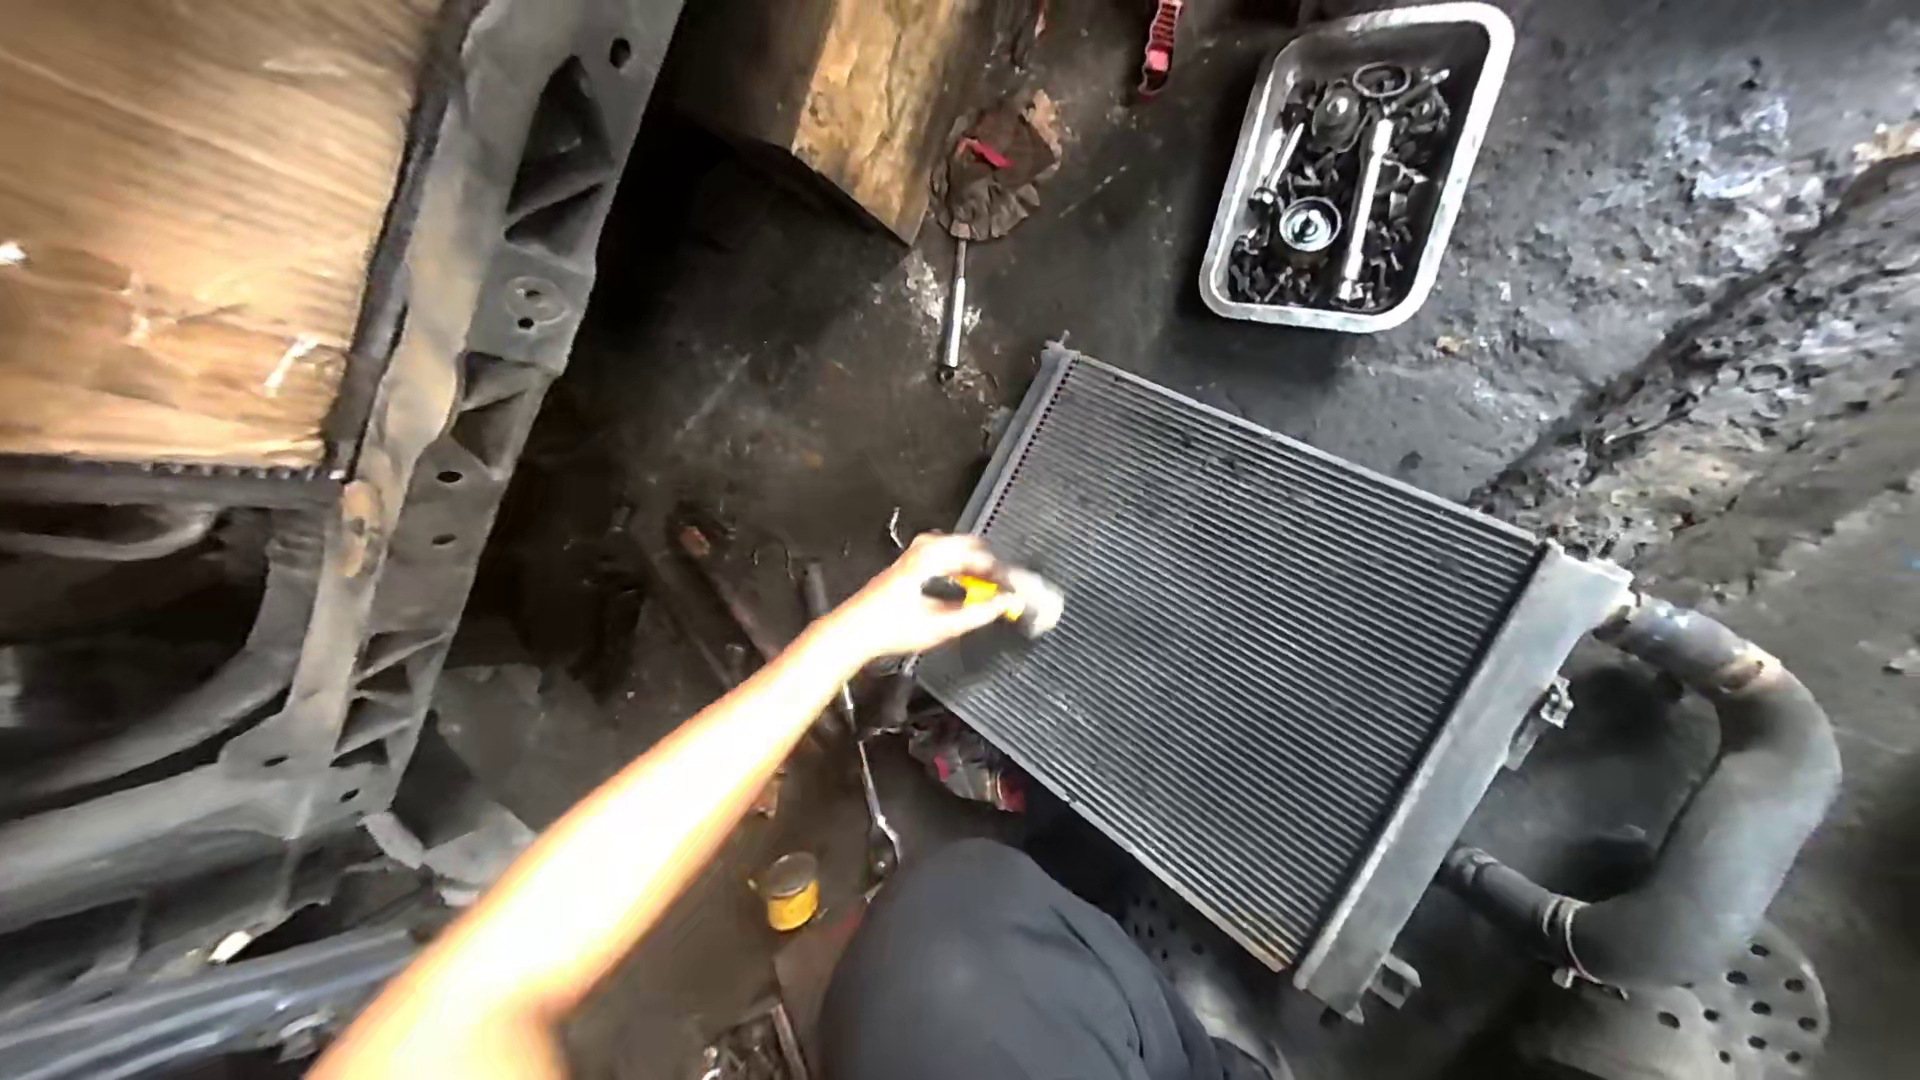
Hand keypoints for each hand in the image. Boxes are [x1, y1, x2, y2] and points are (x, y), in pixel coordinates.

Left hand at [820, 533, 1015, 662]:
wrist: (853, 632)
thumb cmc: (889, 628)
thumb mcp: (941, 626)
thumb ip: (978, 614)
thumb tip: (1004, 605)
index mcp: (931, 556)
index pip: (979, 555)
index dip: (1001, 572)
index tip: (1015, 586)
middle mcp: (923, 548)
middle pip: (969, 548)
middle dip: (990, 567)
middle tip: (1006, 587)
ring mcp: (914, 554)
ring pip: (957, 551)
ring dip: (975, 568)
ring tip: (989, 588)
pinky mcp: (910, 564)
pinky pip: (945, 557)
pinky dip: (961, 569)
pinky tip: (965, 586)